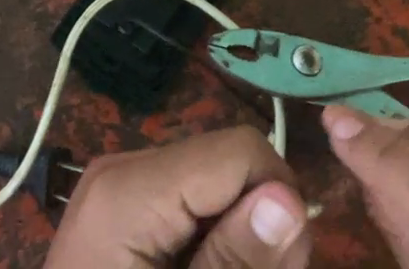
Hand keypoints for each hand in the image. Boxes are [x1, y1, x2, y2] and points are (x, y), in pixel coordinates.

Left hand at [45, 126, 312, 267]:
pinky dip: (211, 235)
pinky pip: (188, 197)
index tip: (281, 263)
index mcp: (131, 188)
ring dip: (239, 231)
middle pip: (228, 161)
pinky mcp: (122, 199)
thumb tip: (288, 199)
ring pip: (215, 179)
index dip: (278, 200)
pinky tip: (201, 268)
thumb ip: (235, 259)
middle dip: (260, 218)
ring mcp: (119, 180)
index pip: (241, 150)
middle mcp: (123, 166)